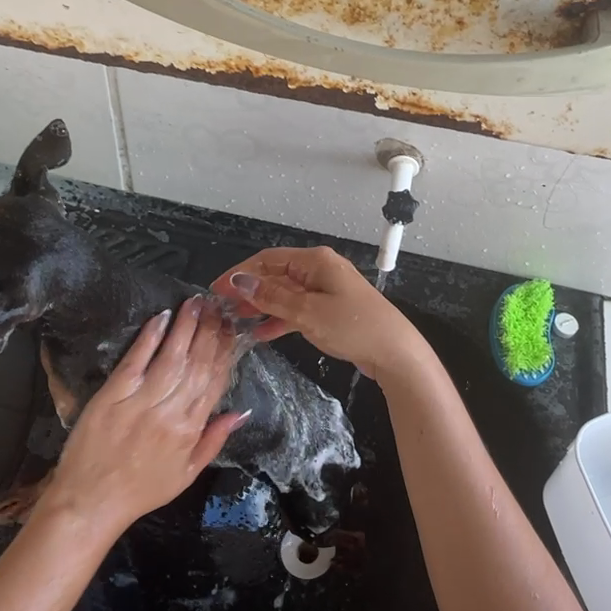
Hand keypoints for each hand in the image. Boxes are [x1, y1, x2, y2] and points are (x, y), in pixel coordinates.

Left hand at [41, 298, 247, 534]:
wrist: (90, 503)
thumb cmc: (141, 491)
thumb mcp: (187, 473)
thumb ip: (214, 440)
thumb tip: (241, 412)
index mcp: (190, 429)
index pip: (214, 380)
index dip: (225, 350)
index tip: (231, 327)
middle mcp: (170, 411)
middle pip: (197, 362)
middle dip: (209, 331)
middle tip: (217, 305)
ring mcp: (140, 401)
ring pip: (171, 356)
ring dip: (186, 327)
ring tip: (196, 302)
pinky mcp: (112, 395)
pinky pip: (135, 361)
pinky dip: (149, 338)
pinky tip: (161, 318)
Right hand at [210, 246, 435, 386]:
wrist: (394, 351)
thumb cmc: (353, 326)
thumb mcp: (308, 312)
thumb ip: (273, 297)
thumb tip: (240, 281)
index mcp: (315, 261)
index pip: (268, 259)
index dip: (240, 273)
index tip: (216, 289)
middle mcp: (320, 270)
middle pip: (276, 275)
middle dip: (249, 290)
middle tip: (222, 309)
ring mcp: (326, 291)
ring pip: (285, 295)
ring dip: (262, 306)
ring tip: (236, 322)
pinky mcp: (330, 311)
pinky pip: (297, 310)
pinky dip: (280, 319)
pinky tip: (261, 334)